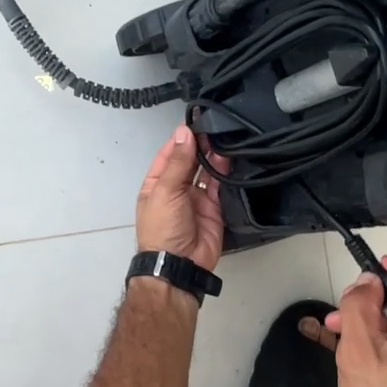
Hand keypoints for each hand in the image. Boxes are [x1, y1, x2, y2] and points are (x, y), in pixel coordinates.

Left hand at [135, 124, 226, 270]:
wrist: (180, 266)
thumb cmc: (163, 228)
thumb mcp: (165, 191)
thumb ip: (178, 162)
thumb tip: (184, 133)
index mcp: (156, 184)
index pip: (169, 154)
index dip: (181, 138)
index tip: (195, 120)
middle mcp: (176, 189)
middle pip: (189, 161)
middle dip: (199, 145)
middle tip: (215, 126)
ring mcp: (195, 198)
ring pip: (205, 171)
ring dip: (212, 156)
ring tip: (224, 137)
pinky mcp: (214, 208)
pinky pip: (219, 186)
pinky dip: (224, 172)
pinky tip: (230, 156)